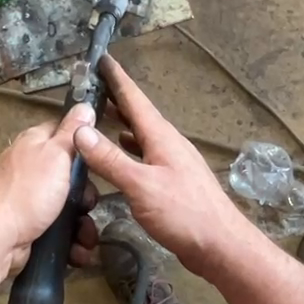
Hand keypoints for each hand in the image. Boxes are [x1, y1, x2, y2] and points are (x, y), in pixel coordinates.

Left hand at [0, 104, 101, 275]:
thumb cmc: (27, 192)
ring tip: (85, 236)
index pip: (64, 132)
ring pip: (66, 204)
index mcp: (34, 142)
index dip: (83, 144)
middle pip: (69, 173)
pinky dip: (69, 238)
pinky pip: (57, 226)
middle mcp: (30, 166)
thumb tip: (84, 104)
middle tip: (89, 204)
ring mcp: (28, 196)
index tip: (99, 158)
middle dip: (86, 194)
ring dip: (81, 222)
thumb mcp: (56, 155)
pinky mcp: (29, 222)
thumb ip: (72, 131)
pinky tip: (76, 249)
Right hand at [73, 57, 259, 279]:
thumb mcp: (141, 186)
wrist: (222, 247)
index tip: (101, 57)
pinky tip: (120, 153)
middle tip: (91, 84)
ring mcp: (172, 162)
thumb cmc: (184, 213)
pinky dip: (128, 146)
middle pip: (137, 113)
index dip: (116, 78)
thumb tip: (81, 130)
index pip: (134, 98)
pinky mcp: (173, 181)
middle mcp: (167, 142)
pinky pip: (145, 152)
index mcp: (160, 136)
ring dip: (121, 122)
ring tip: (100, 114)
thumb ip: (110, 159)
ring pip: (141, 134)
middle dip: (115, 97)